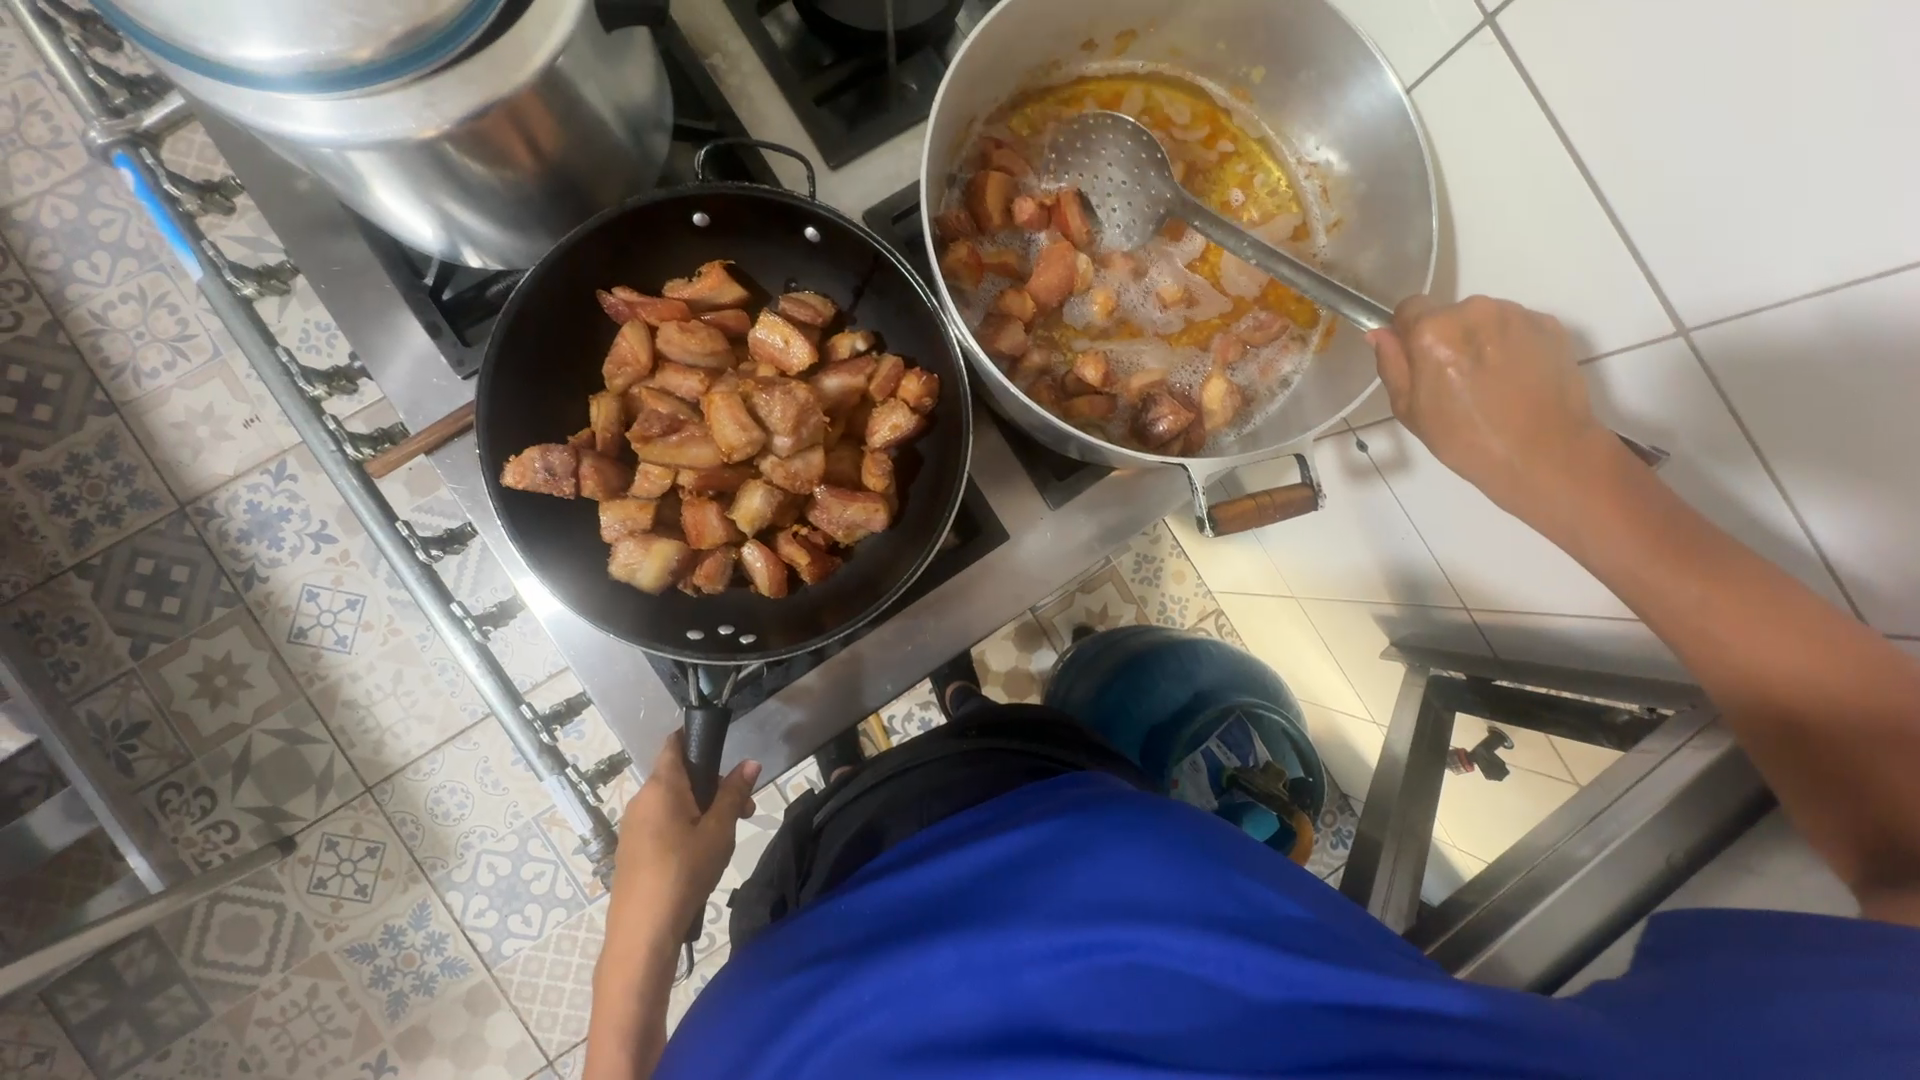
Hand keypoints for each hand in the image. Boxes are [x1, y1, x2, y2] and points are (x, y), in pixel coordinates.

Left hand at [603, 732, 760, 958]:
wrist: (642, 931)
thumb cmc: (684, 871)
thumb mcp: (719, 830)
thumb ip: (733, 793)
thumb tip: (749, 763)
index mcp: (661, 787)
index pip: (674, 745)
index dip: (698, 740)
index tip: (726, 753)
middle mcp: (641, 800)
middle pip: (679, 777)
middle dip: (713, 787)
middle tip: (745, 811)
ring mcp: (633, 826)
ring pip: (672, 803)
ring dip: (702, 810)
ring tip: (728, 837)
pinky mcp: (631, 850)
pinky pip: (662, 824)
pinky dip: (684, 827)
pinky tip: (701, 855)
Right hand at [1367, 295, 1621, 516]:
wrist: (1543, 452)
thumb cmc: (1465, 438)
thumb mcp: (1409, 410)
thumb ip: (1392, 365)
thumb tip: (1381, 334)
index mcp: (1434, 331)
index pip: (1409, 307)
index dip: (1409, 334)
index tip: (1418, 361)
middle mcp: (1475, 310)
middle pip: (1449, 314)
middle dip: (1447, 338)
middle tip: (1456, 380)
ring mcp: (1517, 315)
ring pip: (1483, 319)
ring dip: (1480, 340)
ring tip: (1490, 381)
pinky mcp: (1549, 324)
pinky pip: (1516, 326)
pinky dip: (1511, 345)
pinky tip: (1516, 378)